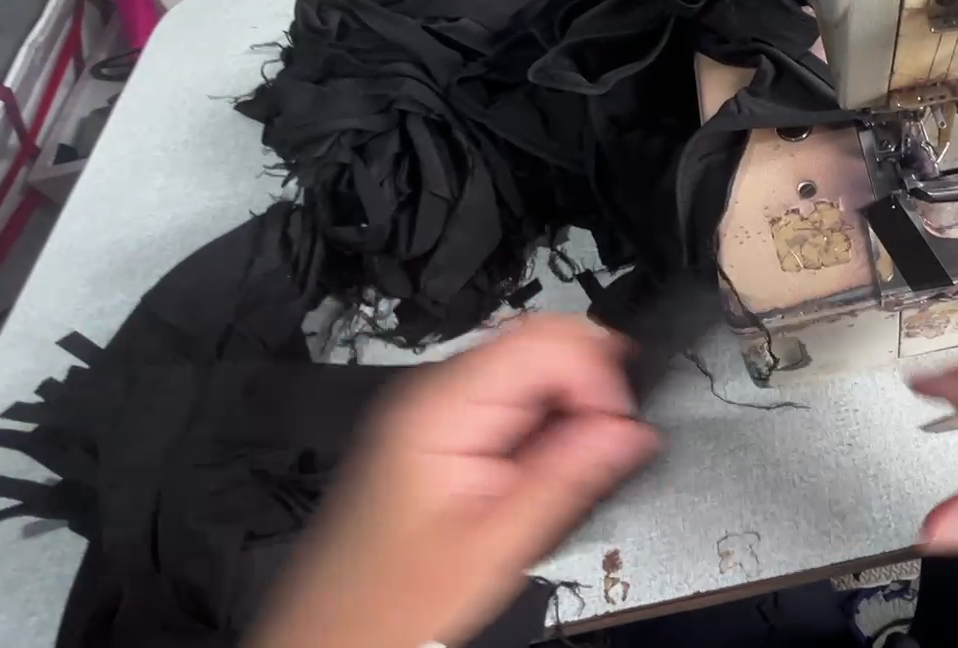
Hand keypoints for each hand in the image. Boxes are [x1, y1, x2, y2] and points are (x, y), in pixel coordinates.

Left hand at [248, 315, 658, 647]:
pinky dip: (553, 415)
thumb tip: (631, 428)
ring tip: (582, 457)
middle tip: (611, 435)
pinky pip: (519, 392)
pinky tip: (554, 458)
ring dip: (575, 399)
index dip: (596, 375)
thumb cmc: (386, 610)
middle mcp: (434, 394)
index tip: (618, 424)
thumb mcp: (495, 548)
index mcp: (439, 409)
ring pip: (535, 362)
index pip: (545, 342)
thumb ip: (569, 478)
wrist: (325, 645)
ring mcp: (438, 407)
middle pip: (540, 340)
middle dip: (590, 381)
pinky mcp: (448, 426)